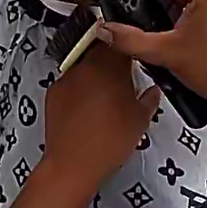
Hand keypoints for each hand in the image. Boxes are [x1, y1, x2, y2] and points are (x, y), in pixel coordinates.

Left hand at [40, 42, 160, 193]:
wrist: (74, 163)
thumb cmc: (110, 141)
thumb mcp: (141, 120)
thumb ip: (149, 99)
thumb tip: (152, 92)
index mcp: (111, 67)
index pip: (122, 43)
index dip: (131, 50)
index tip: (136, 59)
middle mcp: (87, 67)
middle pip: (101, 51)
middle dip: (113, 62)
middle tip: (124, 80)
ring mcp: (67, 79)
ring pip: (85, 66)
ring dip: (96, 75)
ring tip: (106, 97)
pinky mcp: (53, 93)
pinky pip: (71, 83)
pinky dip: (80, 90)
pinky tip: (88, 109)